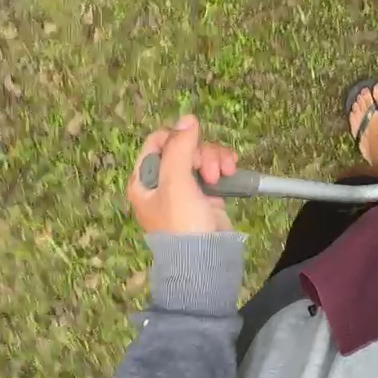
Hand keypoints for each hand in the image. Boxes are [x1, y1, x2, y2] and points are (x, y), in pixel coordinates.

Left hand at [127, 114, 237, 235]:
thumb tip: (188, 118)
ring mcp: (185, 187)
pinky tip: (232, 170)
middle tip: (209, 172)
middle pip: (184, 146)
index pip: (157, 141)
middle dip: (202, 153)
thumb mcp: (176, 182)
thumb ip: (180, 147)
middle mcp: (162, 181)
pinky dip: (223, 165)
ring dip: (215, 158)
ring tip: (225, 173)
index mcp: (144, 179)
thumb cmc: (182, 222)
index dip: (177, 139)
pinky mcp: (206, 193)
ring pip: (201, 155)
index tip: (191, 148)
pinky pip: (214, 167)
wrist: (204, 260)